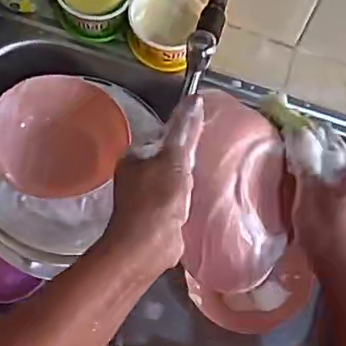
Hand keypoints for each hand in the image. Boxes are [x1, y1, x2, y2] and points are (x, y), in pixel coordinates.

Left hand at [99, 95, 203, 275]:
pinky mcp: (156, 221)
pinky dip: (188, 203)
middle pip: (167, 161)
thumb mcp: (175, 159)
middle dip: (187, 161)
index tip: (204, 138)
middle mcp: (134, 177)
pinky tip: (202, 203)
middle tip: (212, 159)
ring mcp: (144, 201)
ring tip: (211, 179)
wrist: (147, 247)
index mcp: (133, 158)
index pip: (161, 138)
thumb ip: (185, 131)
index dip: (182, 137)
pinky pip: (176, 204)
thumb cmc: (158, 200)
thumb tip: (195, 98)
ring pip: (172, 183)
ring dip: (188, 184)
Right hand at [288, 133, 345, 277]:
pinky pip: (320, 187)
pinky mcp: (337, 210)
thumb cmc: (324, 231)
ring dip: (304, 168)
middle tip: (279, 149)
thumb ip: (305, 164)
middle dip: (305, 151)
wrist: (338, 268)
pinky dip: (306, 184)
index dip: (307, 133)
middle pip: (326, 156)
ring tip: (281, 167)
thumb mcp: (310, 195)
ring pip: (322, 172)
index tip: (284, 130)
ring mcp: (345, 196)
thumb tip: (298, 133)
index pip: (328, 140)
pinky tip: (291, 189)